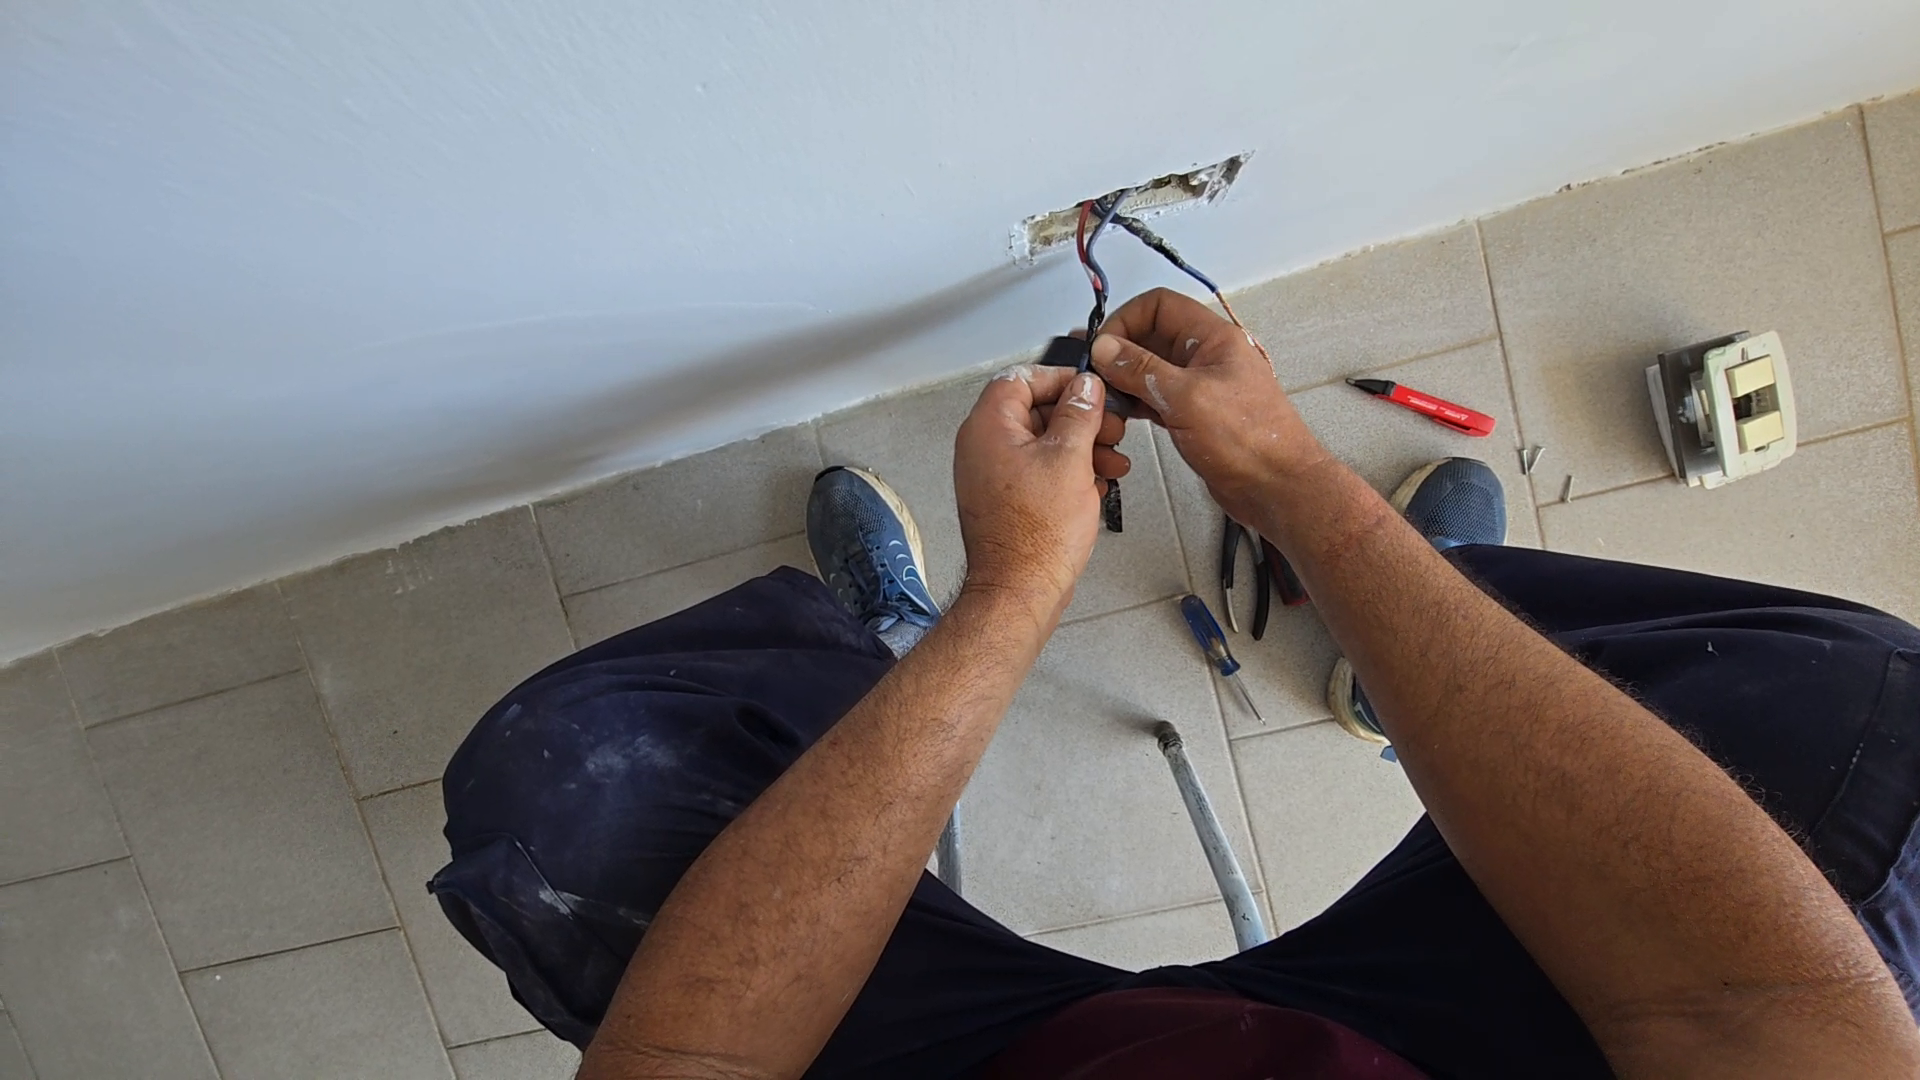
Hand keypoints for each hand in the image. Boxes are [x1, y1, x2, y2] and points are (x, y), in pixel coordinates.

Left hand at [952, 364, 1128, 617]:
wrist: (1020, 589)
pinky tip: (1100, 482)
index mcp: (988, 427)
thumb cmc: (1037, 531)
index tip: (1091, 390)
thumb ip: (1079, 413)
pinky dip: (1070, 471)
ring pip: (1043, 443)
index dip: (1059, 380)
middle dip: (1080, 418)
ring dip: (1083, 446)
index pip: (1020, 379)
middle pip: (1036, 411)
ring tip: (1116, 460)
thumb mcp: (1070, 458)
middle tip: (1113, 429)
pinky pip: (1040, 471)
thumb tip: (1085, 386)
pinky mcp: (1007, 500)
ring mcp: (994, 476)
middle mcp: (983, 447)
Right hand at [1089, 288, 1330, 524]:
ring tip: (1103, 397)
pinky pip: (1155, 397)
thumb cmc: (1249, 441)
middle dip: (1119, 351)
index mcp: (1213, 338)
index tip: (1103, 346)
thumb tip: (1106, 348)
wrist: (1274, 486)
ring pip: (1150, 369)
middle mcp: (1205, 357)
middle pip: (1151, 337)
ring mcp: (1199, 386)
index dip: (1125, 320)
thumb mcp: (1186, 397)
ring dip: (1123, 379)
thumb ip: (1141, 369)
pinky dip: (1135, 402)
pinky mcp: (1193, 414)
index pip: (1159, 306)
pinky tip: (1120, 414)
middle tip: (1094, 372)